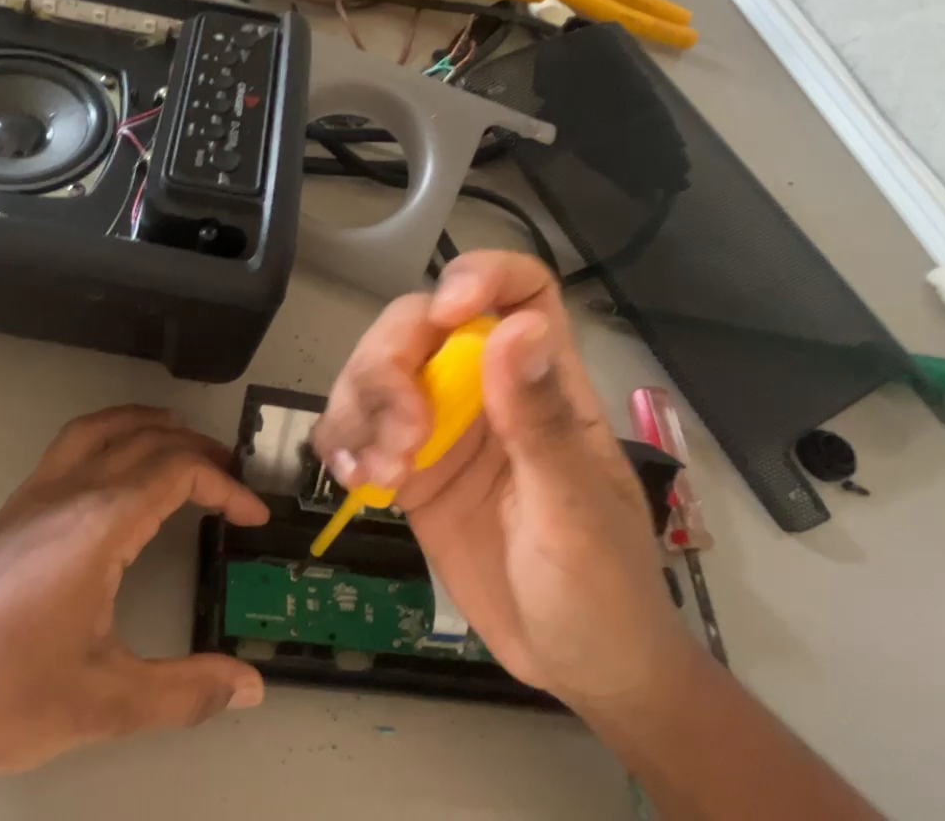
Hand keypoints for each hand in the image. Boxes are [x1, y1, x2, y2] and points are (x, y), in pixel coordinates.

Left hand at [0, 406, 267, 820]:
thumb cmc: (2, 698)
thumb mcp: (108, 702)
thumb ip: (188, 692)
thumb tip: (250, 687)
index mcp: (97, 524)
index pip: (176, 471)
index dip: (226, 486)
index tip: (254, 516)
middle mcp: (63, 495)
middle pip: (141, 437)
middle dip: (195, 446)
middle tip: (230, 478)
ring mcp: (28, 502)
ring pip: (96, 430)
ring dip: (144, 428)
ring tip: (179, 446)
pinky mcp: (5, 520)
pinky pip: (66, 452)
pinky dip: (107, 443)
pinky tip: (112, 488)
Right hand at [311, 251, 694, 707]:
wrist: (580, 668)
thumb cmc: (603, 591)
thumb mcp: (576, 510)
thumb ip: (542, 422)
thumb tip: (514, 328)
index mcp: (545, 384)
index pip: (521, 292)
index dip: (480, 277)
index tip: (446, 313)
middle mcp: (485, 393)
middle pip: (419, 326)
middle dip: (389, 364)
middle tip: (401, 435)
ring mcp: (440, 432)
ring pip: (373, 375)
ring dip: (359, 412)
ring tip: (381, 476)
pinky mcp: (406, 473)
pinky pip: (354, 433)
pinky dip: (342, 446)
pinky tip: (359, 483)